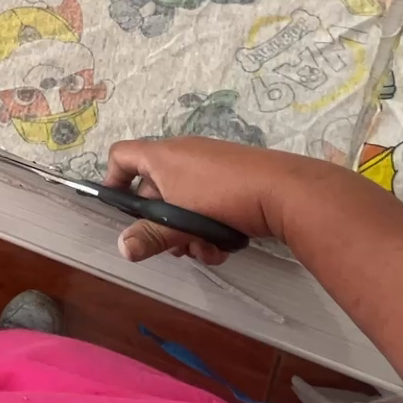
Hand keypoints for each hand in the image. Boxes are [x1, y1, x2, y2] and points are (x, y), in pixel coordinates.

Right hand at [103, 137, 341, 264]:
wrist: (290, 191)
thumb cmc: (222, 198)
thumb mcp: (180, 221)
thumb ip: (149, 235)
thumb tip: (123, 249)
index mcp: (161, 155)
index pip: (121, 156)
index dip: (113, 179)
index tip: (120, 207)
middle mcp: (182, 153)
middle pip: (155, 187)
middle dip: (161, 221)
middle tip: (172, 245)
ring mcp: (211, 162)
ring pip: (184, 198)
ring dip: (188, 229)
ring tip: (205, 250)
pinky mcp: (236, 174)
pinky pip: (209, 196)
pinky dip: (210, 221)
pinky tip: (225, 245)